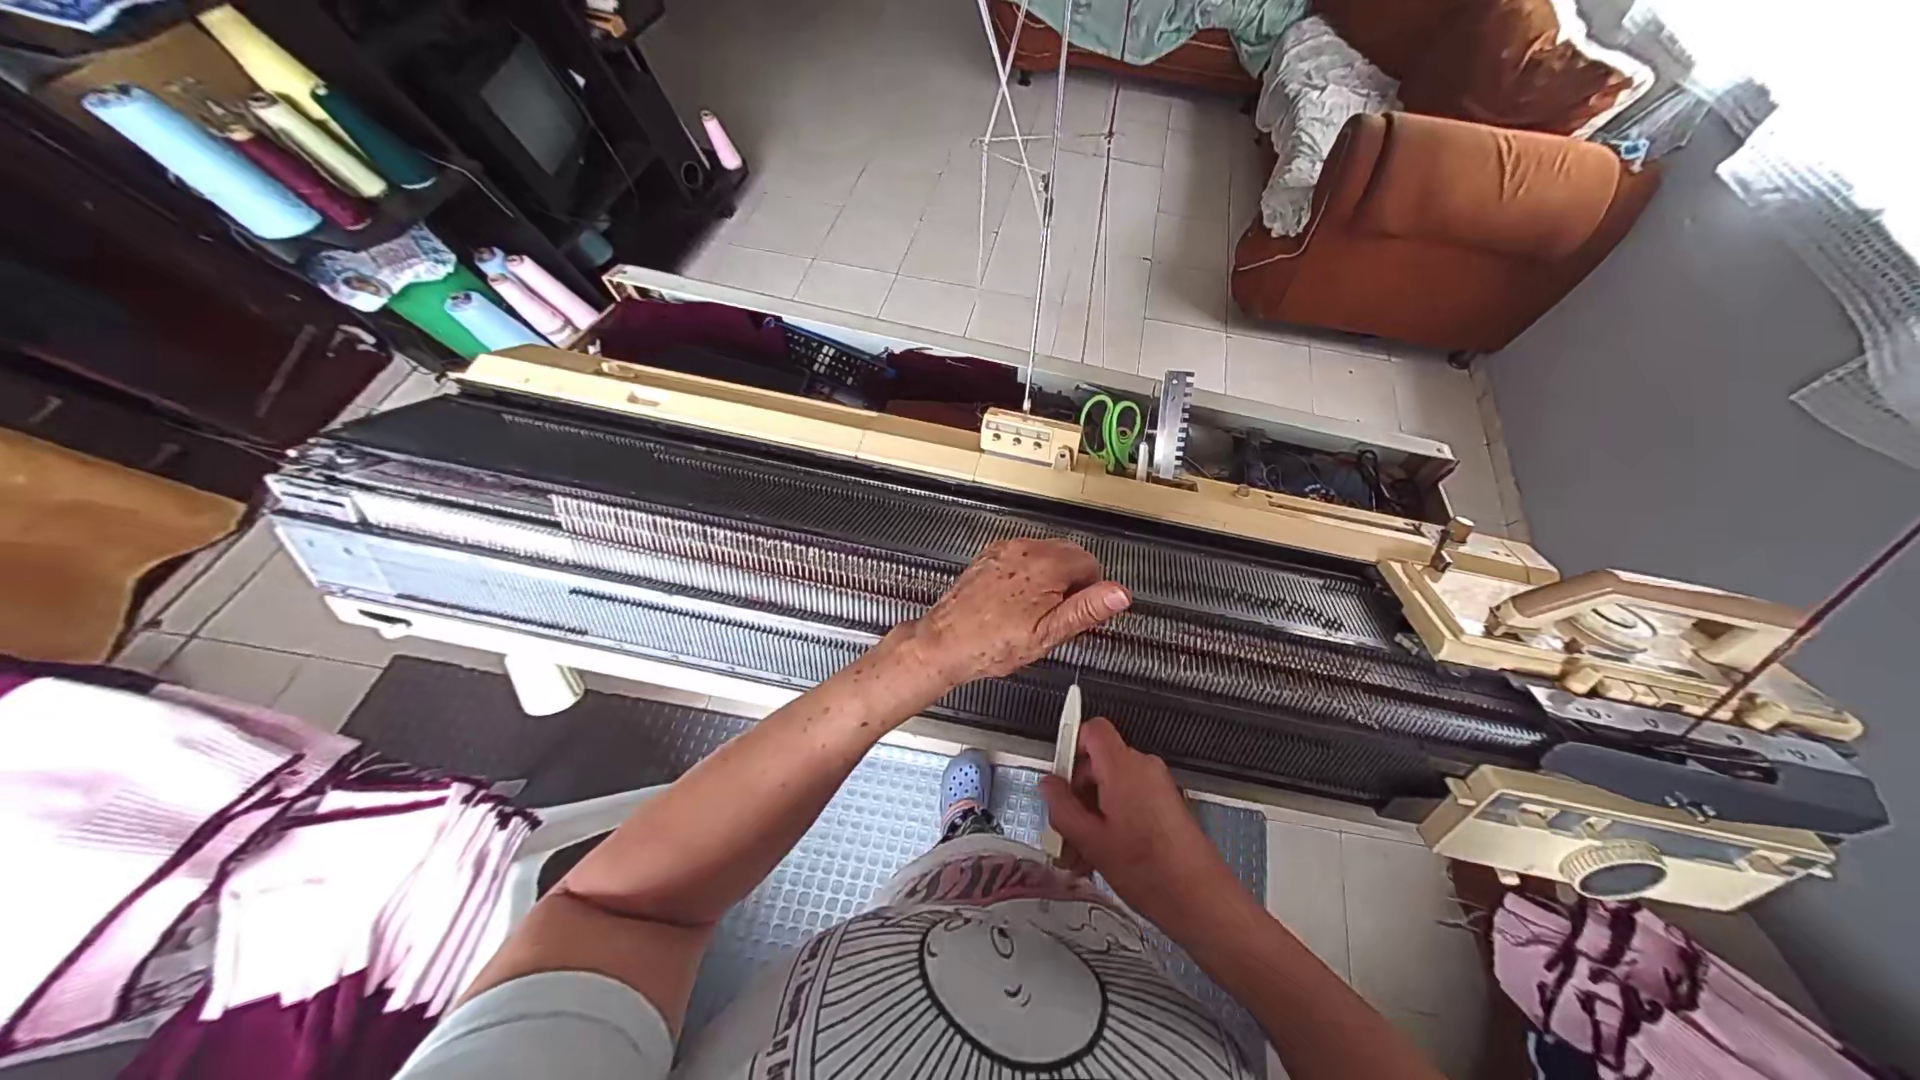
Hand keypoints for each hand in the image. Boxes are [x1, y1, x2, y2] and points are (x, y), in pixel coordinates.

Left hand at [894, 538, 1129, 688]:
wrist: (946, 642)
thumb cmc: (991, 643)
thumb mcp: (1049, 634)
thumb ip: (1087, 609)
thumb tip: (1119, 593)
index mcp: (1047, 565)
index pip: (1091, 564)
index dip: (1087, 592)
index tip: (1073, 612)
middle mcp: (1026, 549)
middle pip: (1069, 555)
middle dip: (1069, 582)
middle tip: (1053, 615)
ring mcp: (1005, 551)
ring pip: (1045, 555)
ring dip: (1048, 577)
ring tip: (1030, 611)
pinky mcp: (990, 556)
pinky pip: (1022, 558)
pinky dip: (1025, 574)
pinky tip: (1013, 602)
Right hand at [1040, 718, 1247, 932]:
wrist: (1201, 900)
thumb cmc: (1151, 871)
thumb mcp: (1091, 840)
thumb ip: (1062, 807)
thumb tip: (1049, 786)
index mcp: (1124, 767)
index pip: (1092, 729)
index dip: (1070, 747)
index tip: (1060, 778)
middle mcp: (1143, 768)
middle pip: (1098, 762)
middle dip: (1077, 794)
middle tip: (1066, 828)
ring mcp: (1157, 786)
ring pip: (1111, 786)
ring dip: (1092, 814)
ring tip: (1083, 853)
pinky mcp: (1165, 804)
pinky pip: (1128, 799)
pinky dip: (1112, 820)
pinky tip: (1103, 855)